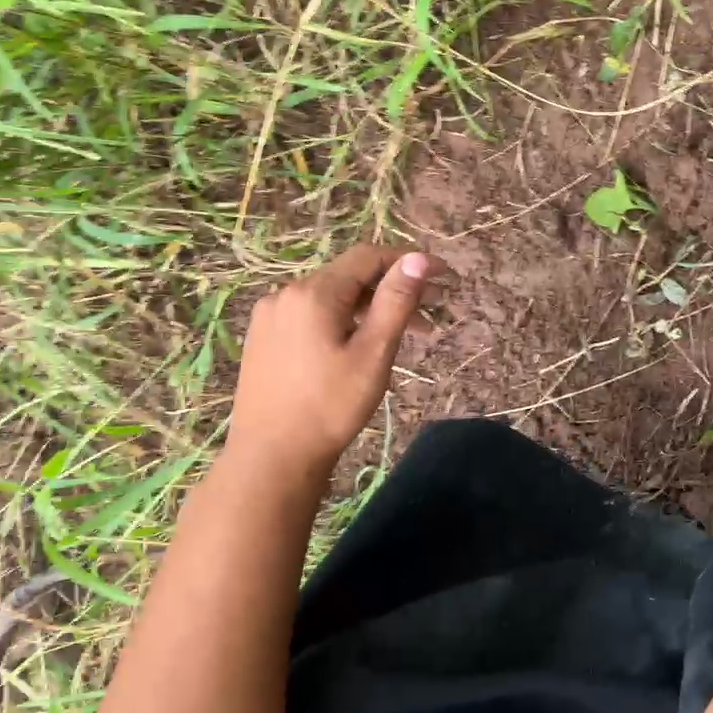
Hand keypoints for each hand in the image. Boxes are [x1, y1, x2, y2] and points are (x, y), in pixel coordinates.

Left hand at [228, 245, 441, 476]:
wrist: (272, 456)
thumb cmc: (331, 404)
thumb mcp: (374, 350)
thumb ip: (397, 300)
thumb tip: (419, 258)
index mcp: (313, 294)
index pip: (368, 256)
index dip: (410, 260)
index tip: (445, 277)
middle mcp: (286, 295)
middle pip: (352, 275)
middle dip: (397, 285)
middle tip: (436, 308)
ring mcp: (272, 316)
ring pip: (336, 295)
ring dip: (377, 304)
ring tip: (412, 331)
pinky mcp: (267, 337)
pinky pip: (317, 312)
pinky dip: (351, 317)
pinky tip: (369, 341)